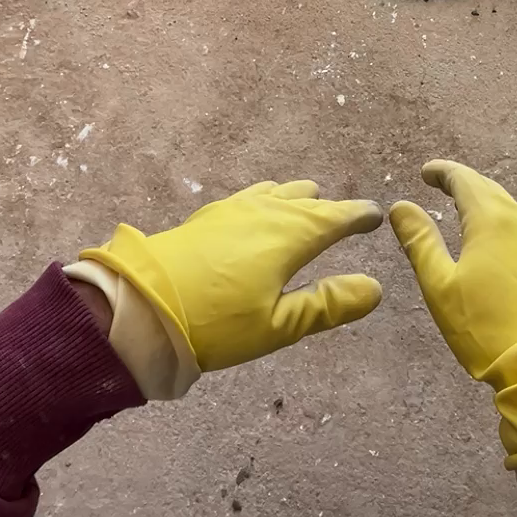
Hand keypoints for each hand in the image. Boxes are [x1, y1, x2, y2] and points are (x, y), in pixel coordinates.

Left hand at [71, 180, 383, 396]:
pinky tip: (262, 207)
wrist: (140, 304)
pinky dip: (272, 198)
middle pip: (309, 201)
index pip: (337, 217)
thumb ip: (327, 304)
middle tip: (347, 219)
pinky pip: (255, 194)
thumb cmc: (216, 322)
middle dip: (331, 208)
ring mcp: (236, 208)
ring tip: (309, 207)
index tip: (376, 216)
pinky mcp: (211, 214)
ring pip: (280, 192)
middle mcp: (267, 212)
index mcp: (290, 236)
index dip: (359, 215)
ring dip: (300, 200)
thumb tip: (376, 287)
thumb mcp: (278, 324)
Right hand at [389, 161, 516, 477]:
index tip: (424, 172)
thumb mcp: (440, 285)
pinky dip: (496, 216)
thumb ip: (419, 241)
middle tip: (437, 183)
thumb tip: (400, 206)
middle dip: (461, 181)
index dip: (442, 171)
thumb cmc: (484, 325)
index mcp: (491, 219)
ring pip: (505, 204)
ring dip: (481, 198)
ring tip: (459, 205)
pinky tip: (488, 233)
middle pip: (487, 187)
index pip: (464, 179)